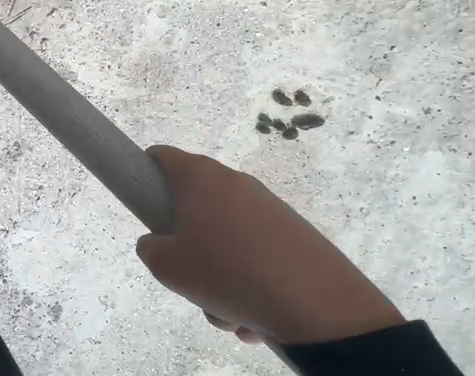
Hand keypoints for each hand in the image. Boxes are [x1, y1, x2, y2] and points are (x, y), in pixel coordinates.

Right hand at [136, 146, 403, 345]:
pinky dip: (256, 279)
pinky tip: (260, 317)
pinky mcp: (305, 239)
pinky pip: (263, 253)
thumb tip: (163, 244)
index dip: (145, 177)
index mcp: (199, 177)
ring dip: (223, 269)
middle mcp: (237, 183)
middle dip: (189, 240)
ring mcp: (275, 210)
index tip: (148, 209)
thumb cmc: (230, 275)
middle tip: (190, 273)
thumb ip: (149, 246)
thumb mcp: (166, 266)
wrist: (329, 316)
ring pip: (230, 235)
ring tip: (230, 312)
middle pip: (196, 204)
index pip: (159, 156)